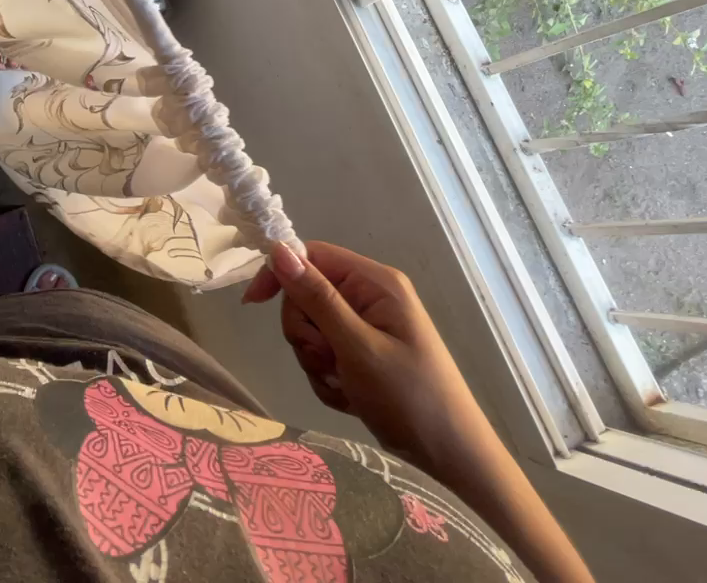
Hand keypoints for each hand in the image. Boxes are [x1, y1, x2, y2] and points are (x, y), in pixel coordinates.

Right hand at [242, 241, 492, 471]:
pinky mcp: (361, 353)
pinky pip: (321, 354)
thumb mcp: (357, 346)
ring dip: (316, 360)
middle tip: (329, 360)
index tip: (254, 304)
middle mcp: (369, 297)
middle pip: (305, 295)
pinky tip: (349, 396)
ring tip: (344, 383)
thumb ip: (316, 297)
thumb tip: (277, 249)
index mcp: (375, 283)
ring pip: (309, 328)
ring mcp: (365, 326)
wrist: (452, 458)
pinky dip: (326, 377)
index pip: (311, 256)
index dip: (280, 274)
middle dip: (306, 332)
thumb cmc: (410, 397)